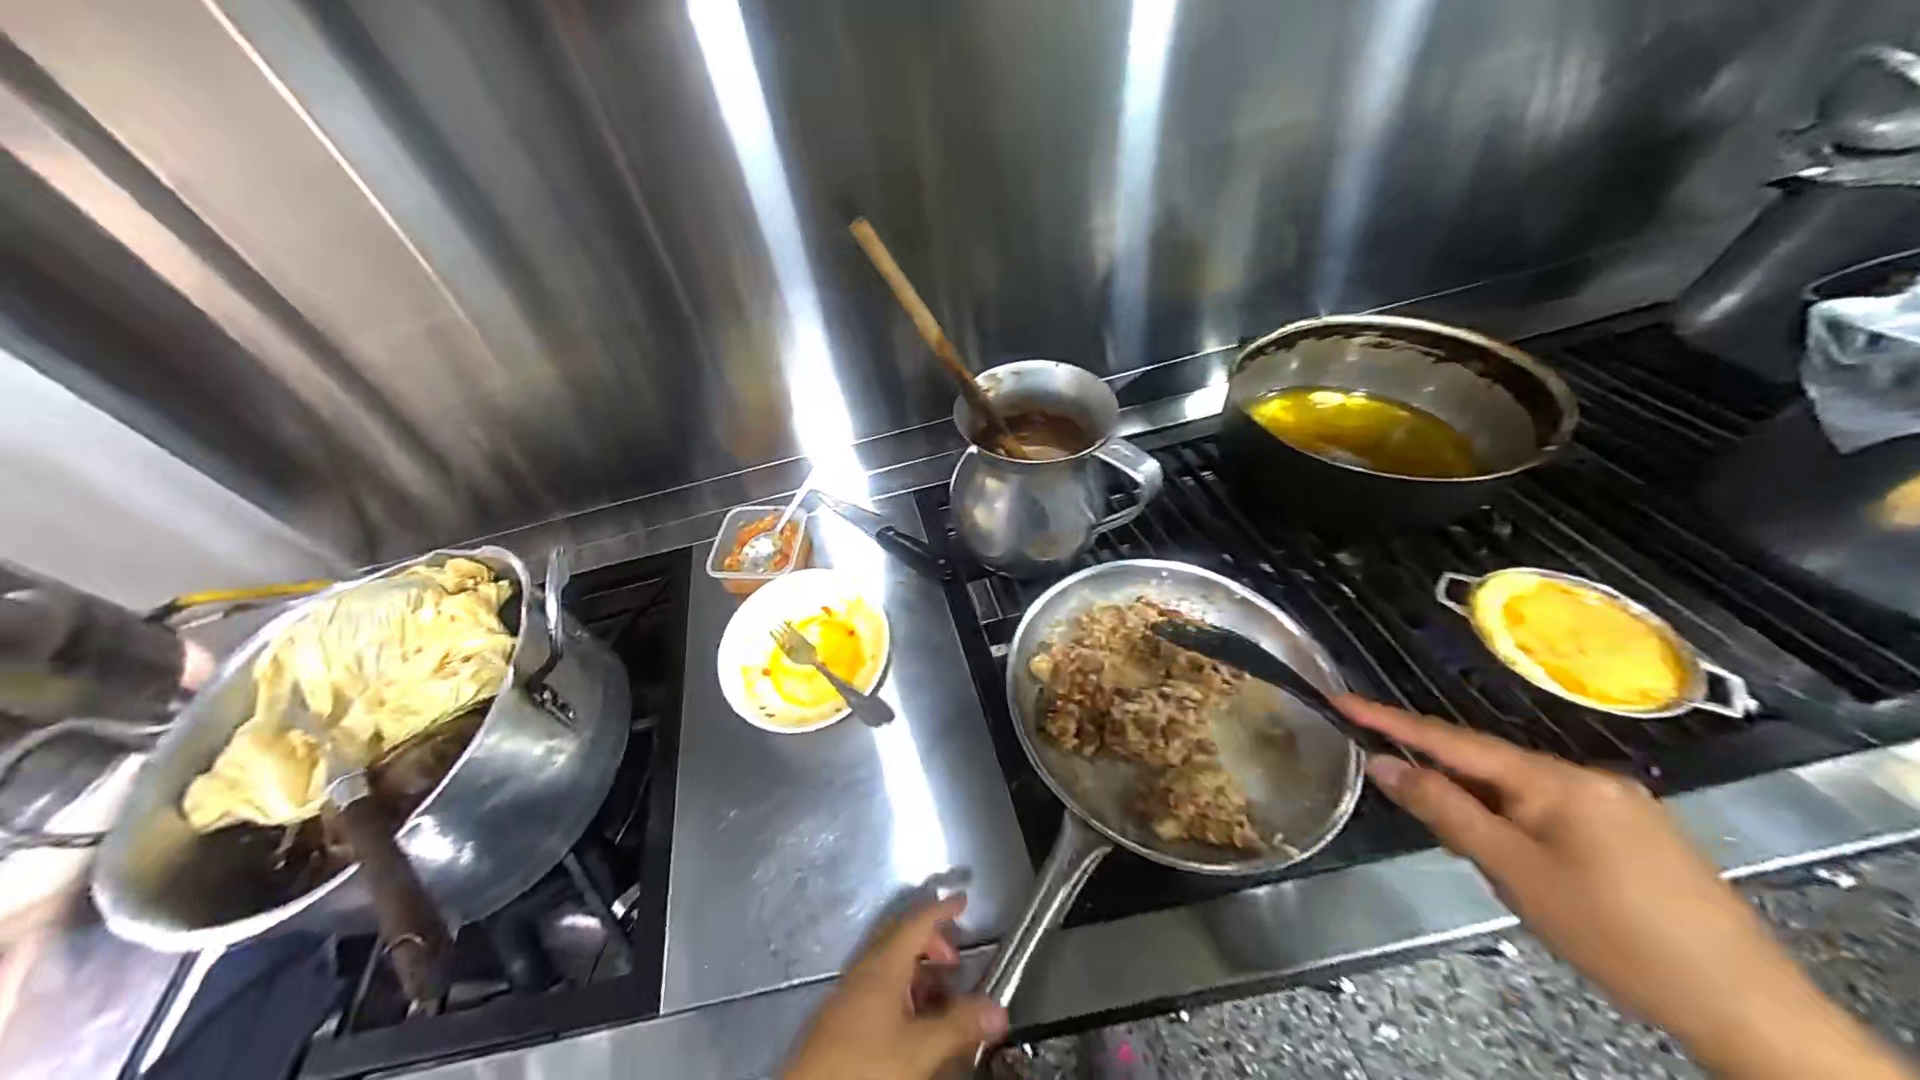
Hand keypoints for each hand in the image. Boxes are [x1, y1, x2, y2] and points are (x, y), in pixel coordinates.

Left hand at [782, 893, 1007, 1079]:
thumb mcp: (919, 1049)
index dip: (941, 909)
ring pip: (888, 965)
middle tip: (954, 960)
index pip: (916, 922)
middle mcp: (864, 970)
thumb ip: (958, 1026)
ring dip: (917, 970)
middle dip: (931, 941)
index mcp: (883, 965)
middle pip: (901, 939)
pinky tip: (911, 1022)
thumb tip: (998, 1010)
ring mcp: (848, 993)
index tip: (962, 900)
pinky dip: (902, 990)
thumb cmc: (864, 1065)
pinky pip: (877, 986)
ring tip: (939, 996)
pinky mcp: (840, 1018)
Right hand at [1342, 696, 1912, 1079]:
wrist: (1746, 1006)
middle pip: (1487, 764)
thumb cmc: (1614, 934)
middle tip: (1410, 807)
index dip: (1390, 720)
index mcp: (1555, 780)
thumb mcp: (1513, 872)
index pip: (1452, 740)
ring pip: (1517, 791)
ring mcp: (1616, 803)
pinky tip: (1520, 862)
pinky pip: (1548, 810)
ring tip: (1480, 858)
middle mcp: (1586, 777)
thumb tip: (1384, 764)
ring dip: (1479, 809)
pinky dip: (1514, 824)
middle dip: (1442, 780)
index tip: (1341, 699)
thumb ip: (1445, 810)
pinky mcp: (1633, 832)